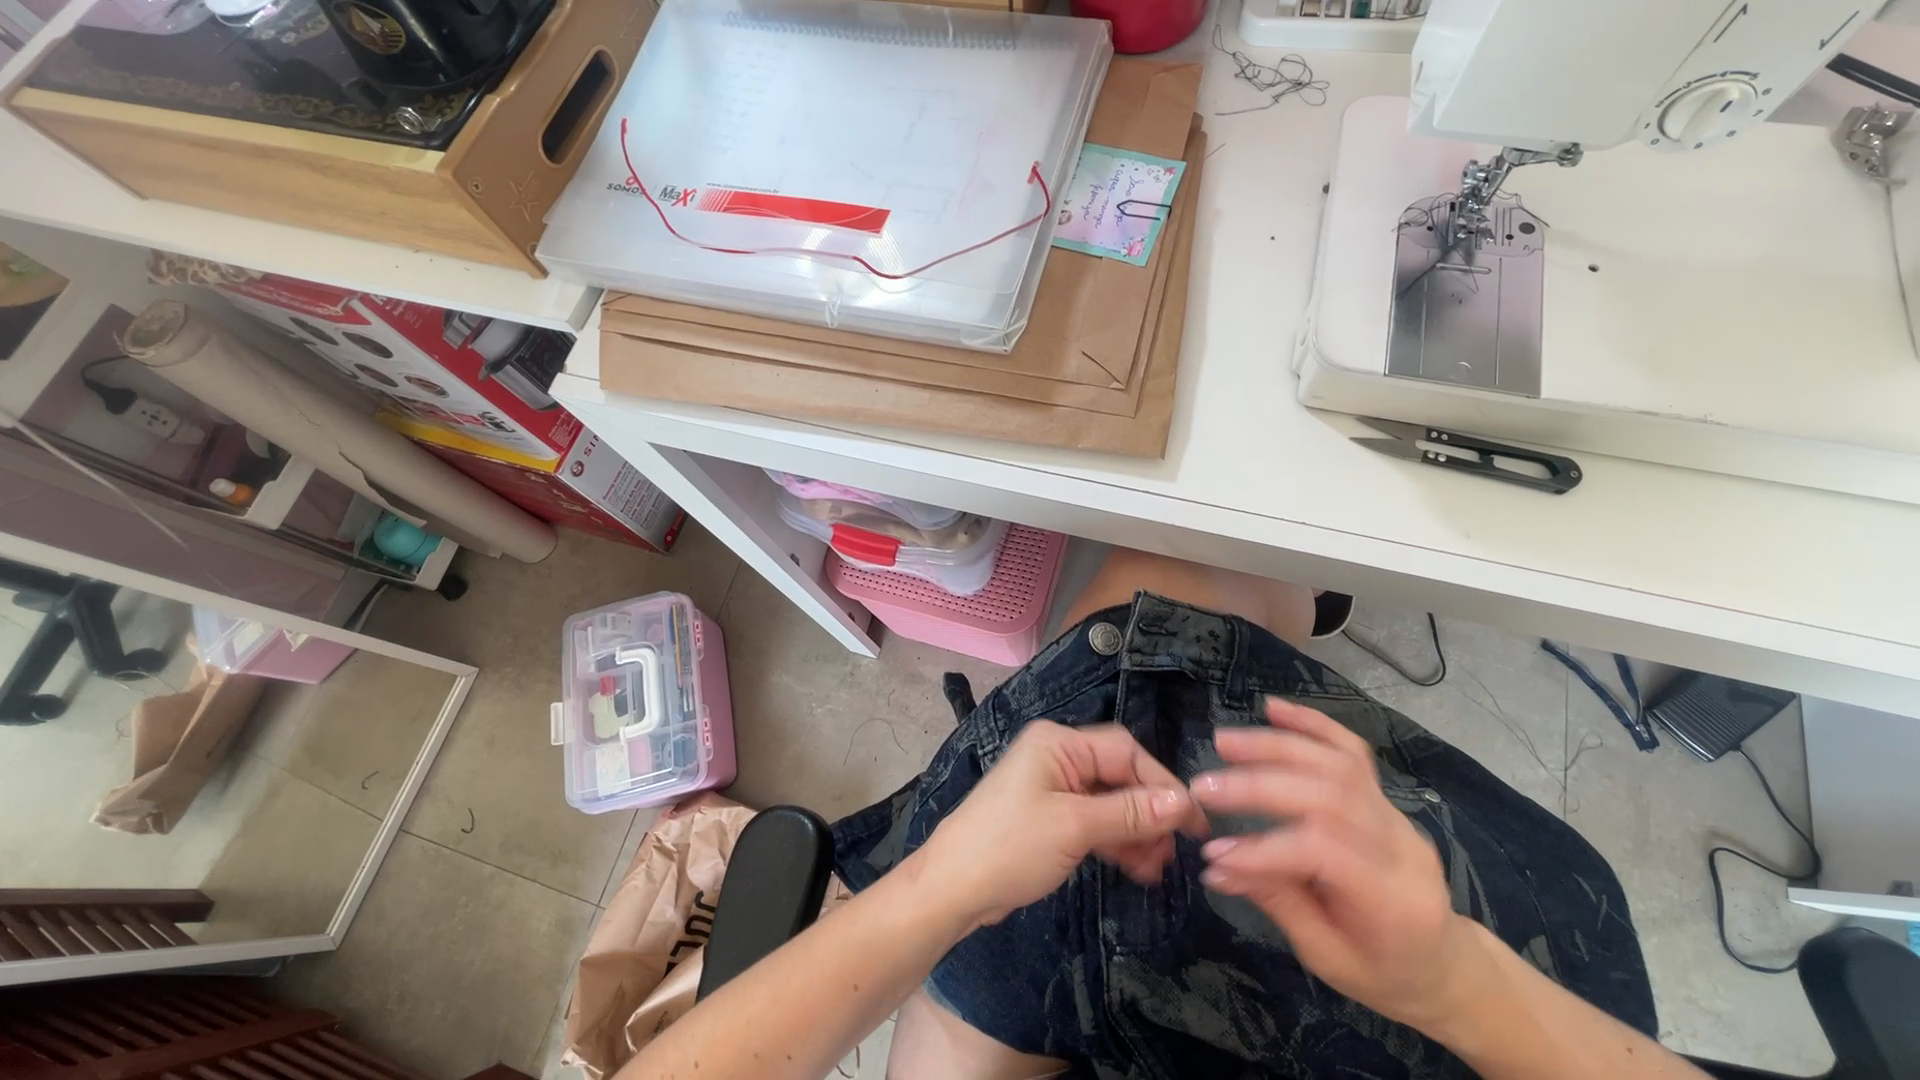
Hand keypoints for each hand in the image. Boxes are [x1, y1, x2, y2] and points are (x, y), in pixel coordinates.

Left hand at [914, 720, 1203, 930]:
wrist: (953, 888)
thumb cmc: (1010, 847)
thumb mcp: (1075, 827)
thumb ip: (1129, 812)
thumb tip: (1182, 803)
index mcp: (1059, 743)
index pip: (1125, 751)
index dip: (1162, 783)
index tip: (1193, 822)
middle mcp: (1058, 758)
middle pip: (1120, 776)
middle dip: (1149, 813)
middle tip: (1174, 852)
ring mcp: (1053, 788)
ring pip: (1111, 803)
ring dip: (1136, 832)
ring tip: (1156, 868)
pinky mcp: (1050, 818)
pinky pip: (1095, 822)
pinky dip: (1116, 842)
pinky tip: (1137, 868)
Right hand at [1190, 698, 1484, 1031]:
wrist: (1444, 966)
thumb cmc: (1382, 972)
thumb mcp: (1326, 954)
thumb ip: (1276, 901)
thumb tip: (1216, 867)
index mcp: (1390, 898)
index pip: (1323, 851)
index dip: (1263, 846)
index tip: (1212, 852)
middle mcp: (1400, 845)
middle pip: (1328, 794)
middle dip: (1259, 786)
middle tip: (1204, 787)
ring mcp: (1397, 814)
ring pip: (1337, 763)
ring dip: (1276, 746)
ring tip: (1224, 742)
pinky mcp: (1386, 798)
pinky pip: (1352, 751)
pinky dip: (1312, 724)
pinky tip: (1274, 709)